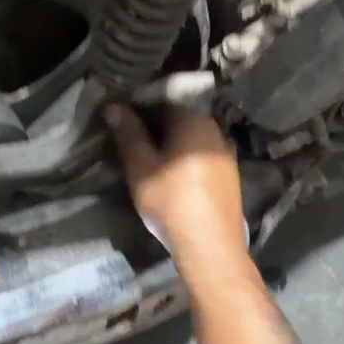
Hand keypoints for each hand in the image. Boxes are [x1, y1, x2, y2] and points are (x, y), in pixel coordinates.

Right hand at [103, 104, 244, 262]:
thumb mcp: (141, 167)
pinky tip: (173, 173)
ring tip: (150, 157)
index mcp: (195, 120)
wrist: (210, 245)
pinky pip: (202, 155)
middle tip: (132, 139)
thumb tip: (114, 106)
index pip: (164, 99)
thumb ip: (129, 135)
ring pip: (193, 138)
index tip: (123, 118)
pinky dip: (186, 157)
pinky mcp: (230, 174)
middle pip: (181, 117)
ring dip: (172, 143)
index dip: (140, 106)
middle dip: (156, 125)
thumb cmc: (171, 201)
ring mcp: (227, 153)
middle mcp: (216, 130)